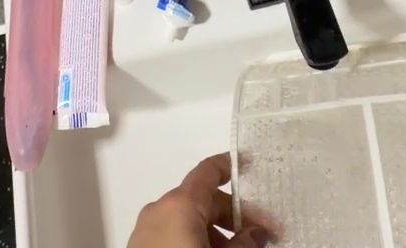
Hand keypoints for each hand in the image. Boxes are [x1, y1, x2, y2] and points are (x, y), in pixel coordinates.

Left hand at [127, 154, 269, 247]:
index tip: (249, 164)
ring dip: (215, 233)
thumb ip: (245, 244)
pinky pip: (172, 237)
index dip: (229, 166)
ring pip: (187, 221)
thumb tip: (258, 232)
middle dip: (232, 215)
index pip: (208, 172)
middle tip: (260, 235)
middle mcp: (159, 210)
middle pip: (202, 200)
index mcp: (179, 204)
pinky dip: (193, 242)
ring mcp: (144, 233)